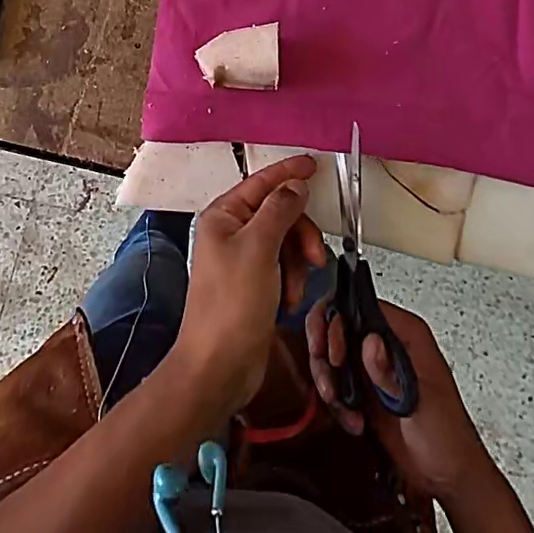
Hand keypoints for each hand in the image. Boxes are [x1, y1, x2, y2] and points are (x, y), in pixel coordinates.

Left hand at [165, 155, 326, 416]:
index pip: (261, 182)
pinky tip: (288, 300)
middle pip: (280, 213)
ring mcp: (244, 259)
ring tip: (295, 288)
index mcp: (223, 216)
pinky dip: (293, 279)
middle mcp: (232, 233)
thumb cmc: (230, 306)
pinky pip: (285, 265)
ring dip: (298, 262)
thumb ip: (280, 210)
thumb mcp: (259, 248)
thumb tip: (295, 185)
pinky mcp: (255, 283)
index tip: (313, 165)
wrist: (220, 367)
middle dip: (300, 233)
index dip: (288, 172)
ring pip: (287, 240)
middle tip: (313, 255)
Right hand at [306, 298, 496, 503]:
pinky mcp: (366, 389)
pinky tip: (353, 420)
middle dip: (325, 351)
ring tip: (339, 403)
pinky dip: (336, 401)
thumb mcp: (421, 400)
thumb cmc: (448, 433)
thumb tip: (368, 340)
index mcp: (406, 333)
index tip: (331, 352)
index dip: (338, 322)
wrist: (448, 474)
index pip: (362, 306)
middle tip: (328, 378)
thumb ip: (391, 372)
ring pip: (334, 353)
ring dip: (328, 379)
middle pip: (340, 325)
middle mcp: (388, 343)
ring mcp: (375, 366)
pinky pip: (337, 382)